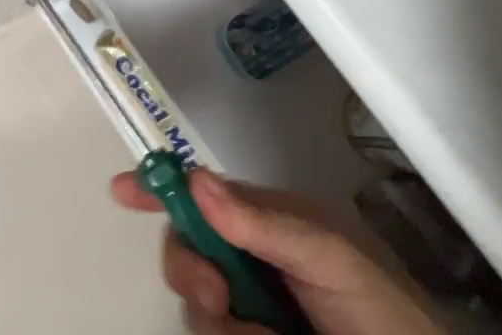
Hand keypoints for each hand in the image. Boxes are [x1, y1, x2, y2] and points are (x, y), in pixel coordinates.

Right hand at [111, 169, 444, 334]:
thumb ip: (264, 224)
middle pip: (185, 249)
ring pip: (193, 304)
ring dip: (219, 321)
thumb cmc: (379, 314)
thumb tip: (196, 181)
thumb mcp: (328, 260)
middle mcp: (247, 259)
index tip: (122, 191)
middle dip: (190, 272)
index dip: (159, 187)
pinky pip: (206, 333)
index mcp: (266, 224)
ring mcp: (246, 307)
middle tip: (219, 299)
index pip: (201, 195)